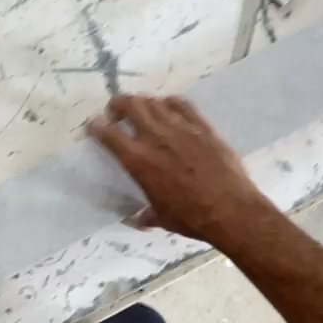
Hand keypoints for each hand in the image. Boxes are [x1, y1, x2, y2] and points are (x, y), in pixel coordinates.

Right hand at [87, 94, 277, 245]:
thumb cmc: (190, 218)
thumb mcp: (161, 217)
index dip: (97, 126)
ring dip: (142, 102)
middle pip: (130, 106)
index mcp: (139, 161)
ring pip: (154, 102)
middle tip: (116, 111)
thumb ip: (147, 215)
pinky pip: (182, 104)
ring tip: (141, 109)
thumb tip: (138, 220)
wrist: (229, 209)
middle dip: (118, 104)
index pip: (109, 135)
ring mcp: (181, 128)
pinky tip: (168, 106)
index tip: (93, 124)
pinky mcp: (202, 127)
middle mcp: (156, 138)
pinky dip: (170, 102)